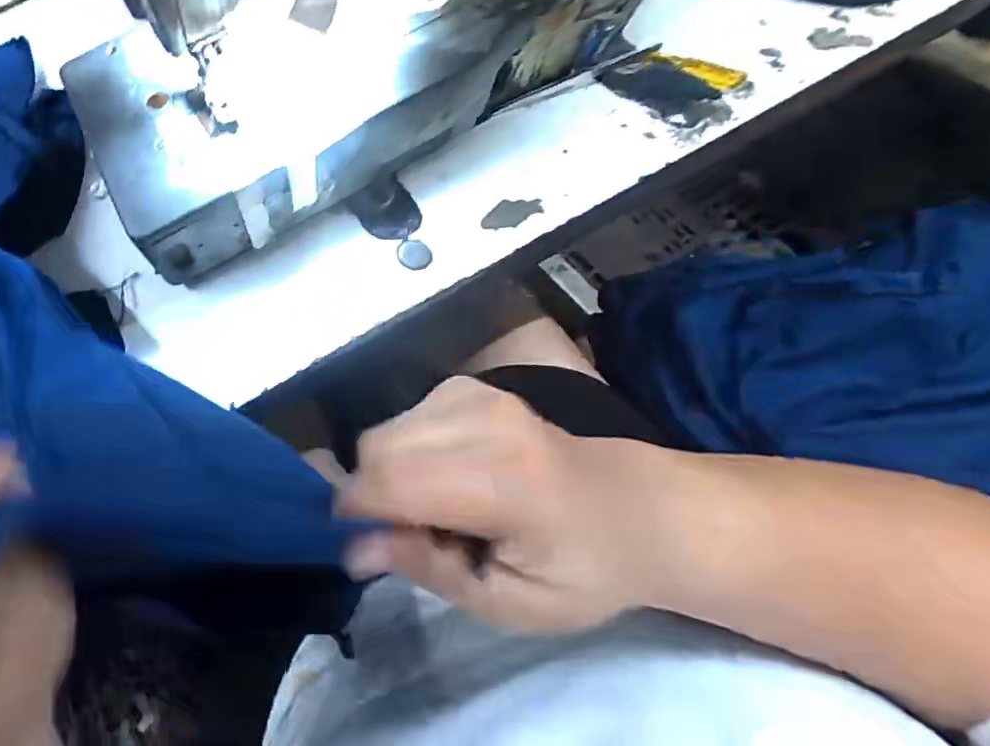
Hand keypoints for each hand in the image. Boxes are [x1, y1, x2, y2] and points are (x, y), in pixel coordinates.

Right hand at [339, 376, 675, 632]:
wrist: (634, 508)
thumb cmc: (580, 570)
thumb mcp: (513, 604)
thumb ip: (431, 570)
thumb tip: (354, 549)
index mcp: (503, 483)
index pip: (395, 482)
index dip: (357, 509)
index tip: (355, 540)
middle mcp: (482, 421)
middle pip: (377, 447)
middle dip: (370, 491)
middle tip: (405, 530)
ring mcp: (472, 394)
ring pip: (383, 430)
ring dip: (385, 470)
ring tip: (431, 502)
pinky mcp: (464, 385)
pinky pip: (402, 418)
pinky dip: (404, 449)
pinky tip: (443, 472)